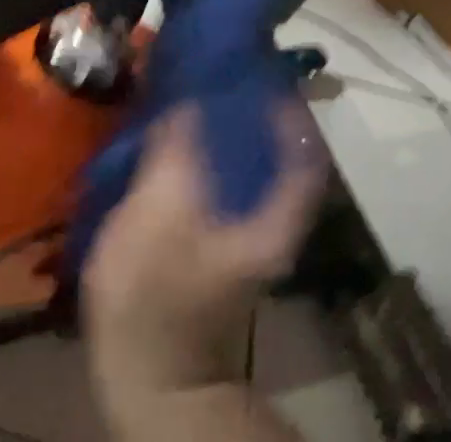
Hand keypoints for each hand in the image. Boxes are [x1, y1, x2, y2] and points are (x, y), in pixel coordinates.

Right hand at [81, 103, 325, 420]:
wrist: (147, 372)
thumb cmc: (156, 292)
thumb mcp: (161, 213)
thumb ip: (178, 153)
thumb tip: (192, 101)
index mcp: (273, 223)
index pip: (303, 159)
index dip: (290, 116)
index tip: (264, 79)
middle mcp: (267, 231)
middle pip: (272, 164)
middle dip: (250, 120)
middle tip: (217, 81)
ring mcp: (238, 245)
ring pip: (242, 177)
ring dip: (222, 140)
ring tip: (190, 103)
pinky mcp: (209, 253)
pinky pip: (215, 193)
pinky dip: (201, 165)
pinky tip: (170, 150)